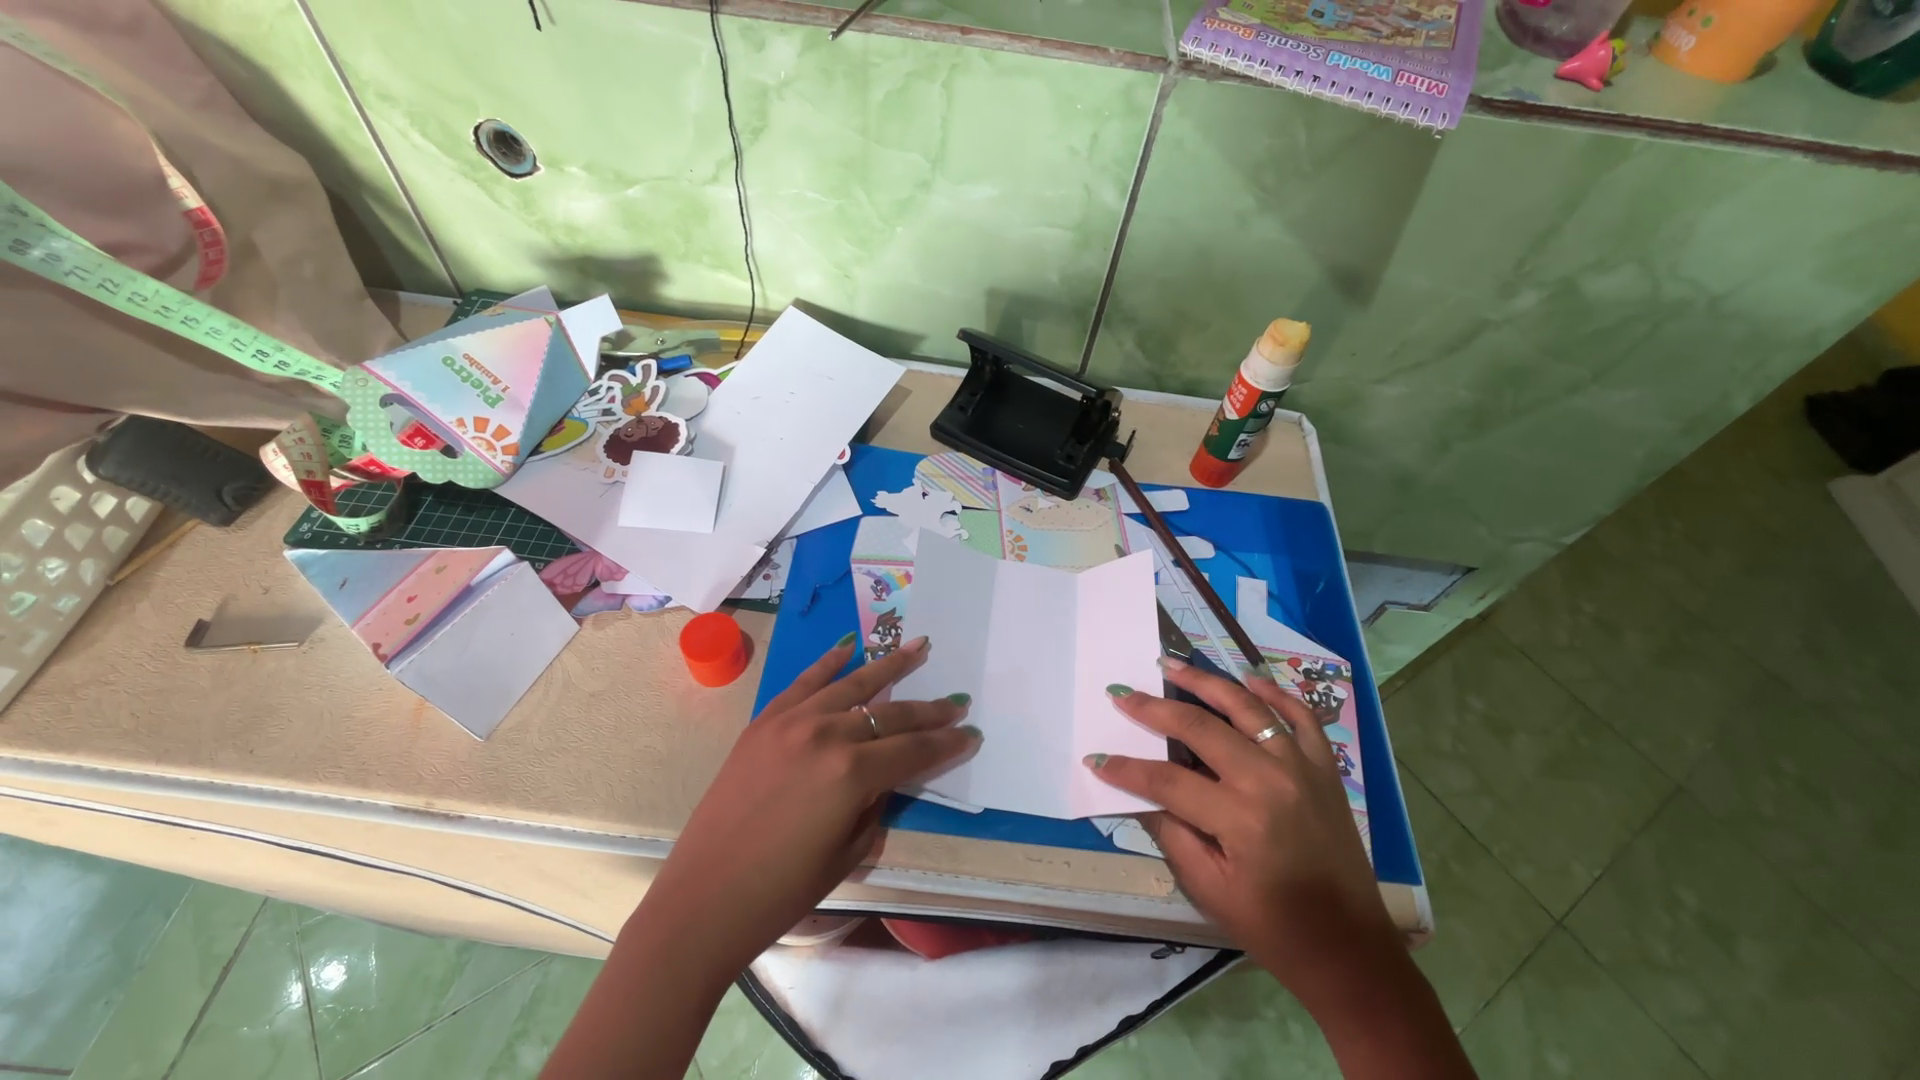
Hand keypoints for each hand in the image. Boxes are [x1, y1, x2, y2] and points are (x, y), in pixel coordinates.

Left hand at [638, 634, 978, 974]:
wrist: (707, 895)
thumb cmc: (784, 890)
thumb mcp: (850, 852)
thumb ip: (876, 804)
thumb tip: (885, 776)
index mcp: (852, 773)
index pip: (914, 750)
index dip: (947, 744)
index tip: (972, 733)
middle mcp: (826, 734)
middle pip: (890, 714)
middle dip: (929, 710)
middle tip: (957, 702)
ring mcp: (790, 722)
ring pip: (851, 684)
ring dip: (889, 665)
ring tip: (918, 647)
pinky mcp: (763, 723)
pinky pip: (803, 682)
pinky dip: (828, 662)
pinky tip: (850, 647)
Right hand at [1085, 658, 1399, 1006]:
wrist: (1348, 946)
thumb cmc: (1272, 926)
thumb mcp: (1209, 888)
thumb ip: (1172, 833)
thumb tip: (1140, 793)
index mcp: (1239, 818)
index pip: (1167, 780)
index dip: (1126, 769)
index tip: (1096, 758)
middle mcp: (1270, 780)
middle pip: (1202, 729)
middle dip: (1155, 710)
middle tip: (1122, 694)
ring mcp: (1302, 768)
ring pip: (1248, 708)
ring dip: (1207, 683)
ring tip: (1172, 666)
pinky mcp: (1325, 769)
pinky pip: (1300, 717)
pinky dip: (1274, 694)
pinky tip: (1248, 680)